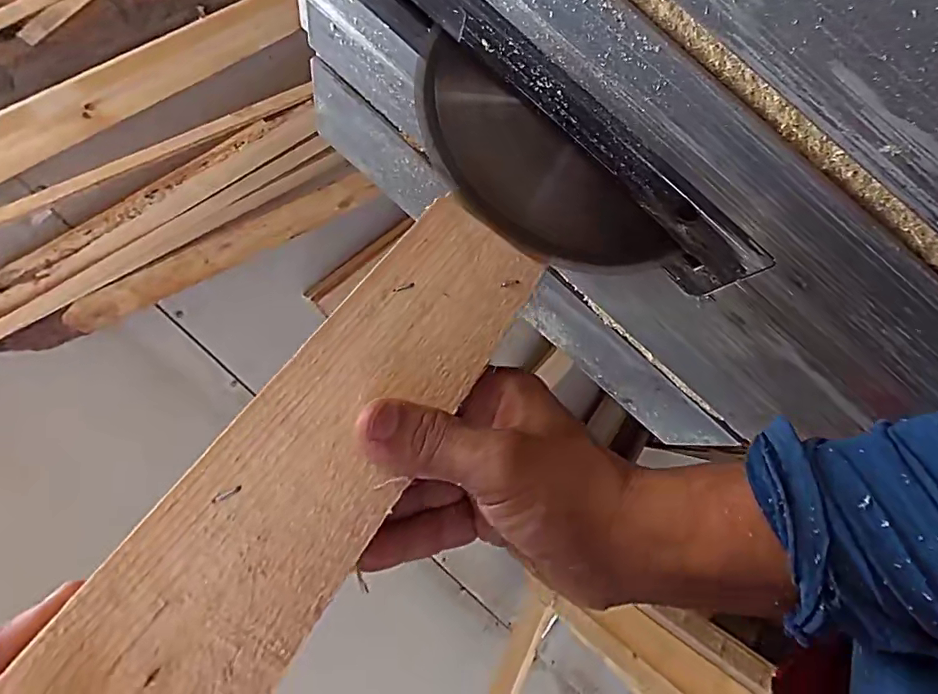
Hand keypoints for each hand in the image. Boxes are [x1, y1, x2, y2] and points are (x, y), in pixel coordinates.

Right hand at [357, 368, 792, 616]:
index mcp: (496, 397)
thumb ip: (434, 443)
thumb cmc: (578, 493)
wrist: (621, 549)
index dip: (382, 401)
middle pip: (418, 439)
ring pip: (422, 483)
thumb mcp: (498, 463)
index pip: (428, 388)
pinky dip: (405, 534)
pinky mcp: (487, 509)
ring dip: (381, 503)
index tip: (333, 413)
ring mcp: (486, 471)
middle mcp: (488, 427)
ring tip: (326, 514)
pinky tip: (365, 549)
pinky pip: (435, 518)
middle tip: (317, 472)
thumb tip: (373, 419)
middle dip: (373, 458)